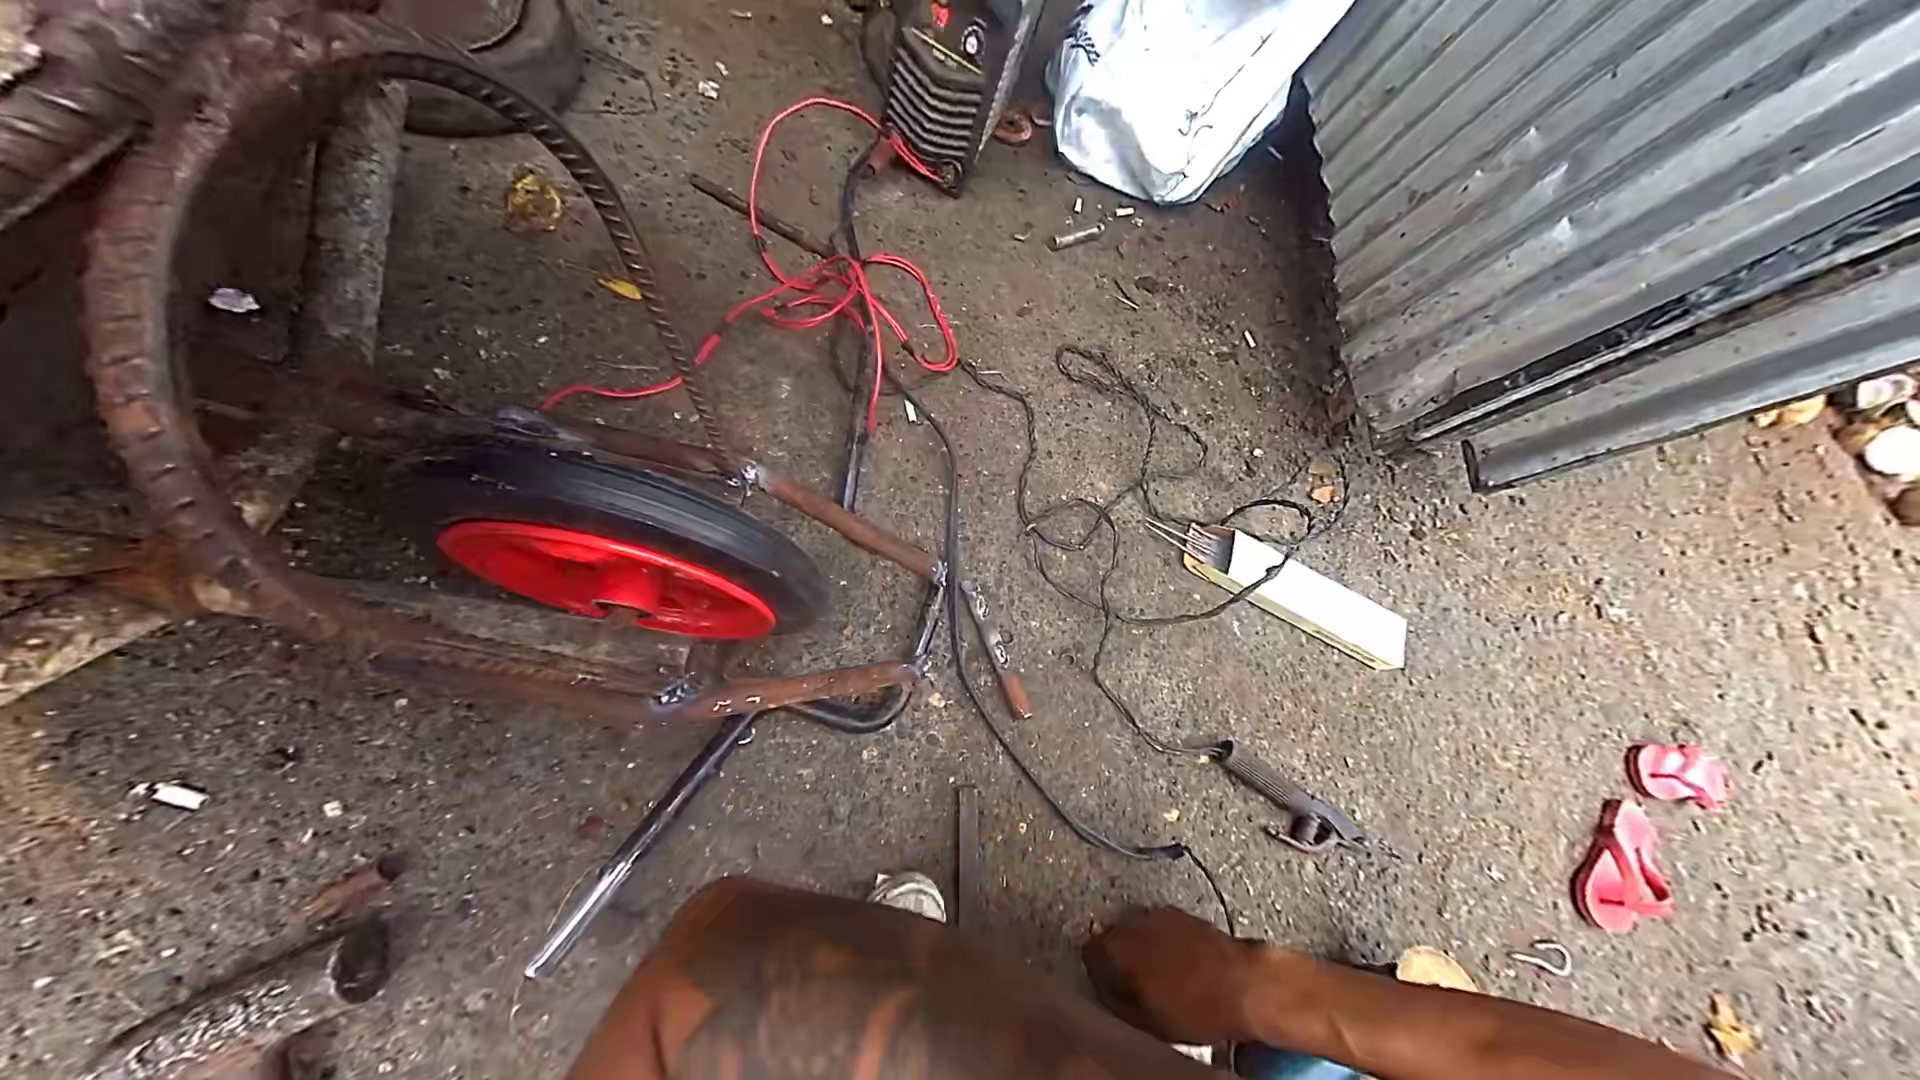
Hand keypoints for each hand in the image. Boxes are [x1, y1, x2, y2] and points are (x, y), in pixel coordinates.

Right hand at [1082, 907, 1268, 1044]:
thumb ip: (1116, 1002)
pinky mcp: (1180, 914)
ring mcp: (1158, 915)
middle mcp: (1133, 923)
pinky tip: (1177, 964)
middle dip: (1117, 957)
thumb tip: (1105, 993)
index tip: (1103, 985)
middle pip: (1111, 937)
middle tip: (1131, 984)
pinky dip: (1161, 941)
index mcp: (1119, 948)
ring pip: (1135, 930)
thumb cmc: (1198, 1006)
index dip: (1096, 972)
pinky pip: (1159, 926)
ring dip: (1140, 948)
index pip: (1089, 952)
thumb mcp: (1149, 1022)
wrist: (1243, 984)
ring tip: (1157, 975)